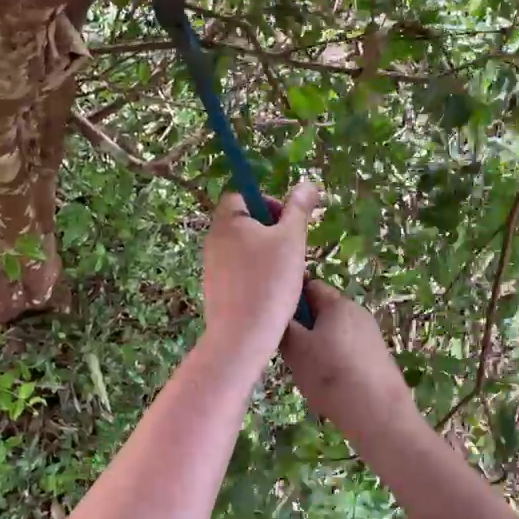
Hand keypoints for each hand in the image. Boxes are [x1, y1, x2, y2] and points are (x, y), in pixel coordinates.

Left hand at [201, 184, 319, 360]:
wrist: (243, 334)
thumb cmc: (270, 281)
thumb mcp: (292, 239)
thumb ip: (299, 209)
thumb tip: (307, 183)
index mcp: (227, 221)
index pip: (242, 195)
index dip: (268, 203)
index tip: (288, 223)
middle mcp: (213, 239)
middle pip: (244, 222)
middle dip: (272, 231)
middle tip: (292, 249)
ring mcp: (211, 265)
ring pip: (243, 248)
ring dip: (267, 254)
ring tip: (286, 273)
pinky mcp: (215, 288)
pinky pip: (238, 271)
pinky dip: (256, 274)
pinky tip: (272, 293)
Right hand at [281, 280, 420, 442]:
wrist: (377, 412)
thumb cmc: (330, 373)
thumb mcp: (295, 349)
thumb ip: (283, 327)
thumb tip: (278, 315)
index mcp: (338, 303)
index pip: (310, 286)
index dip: (291, 298)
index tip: (276, 319)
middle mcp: (358, 312)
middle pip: (323, 311)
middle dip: (303, 326)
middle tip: (287, 349)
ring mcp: (370, 336)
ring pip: (334, 332)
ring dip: (317, 346)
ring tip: (306, 370)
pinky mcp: (376, 358)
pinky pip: (346, 350)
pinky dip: (333, 361)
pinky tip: (327, 383)